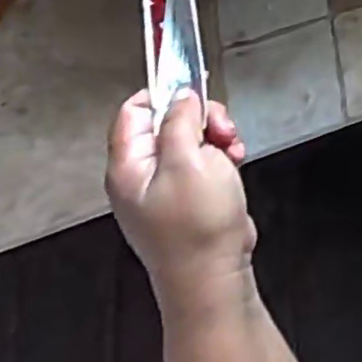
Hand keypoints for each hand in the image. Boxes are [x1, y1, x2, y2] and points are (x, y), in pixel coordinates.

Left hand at [106, 89, 255, 307]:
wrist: (213, 272)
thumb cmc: (196, 225)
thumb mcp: (188, 161)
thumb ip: (179, 122)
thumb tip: (179, 96)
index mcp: (129, 166)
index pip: (133, 110)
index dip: (163, 94)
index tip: (194, 89)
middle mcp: (142, 173)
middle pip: (168, 121)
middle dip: (200, 117)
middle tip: (219, 128)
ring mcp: (165, 184)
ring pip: (191, 136)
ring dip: (216, 135)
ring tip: (230, 149)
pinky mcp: (188, 192)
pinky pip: (204, 156)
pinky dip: (221, 153)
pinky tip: (232, 162)